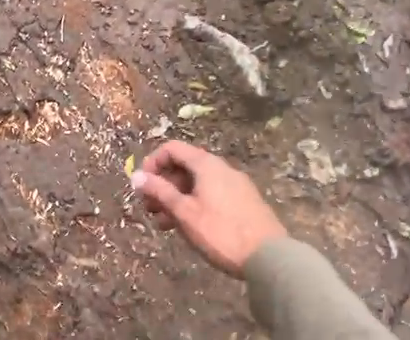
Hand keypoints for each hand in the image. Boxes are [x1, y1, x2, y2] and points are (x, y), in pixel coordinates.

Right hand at [131, 140, 286, 276]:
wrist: (273, 261)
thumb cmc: (221, 231)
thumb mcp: (184, 212)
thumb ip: (159, 191)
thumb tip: (135, 176)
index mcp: (206, 164)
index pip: (171, 149)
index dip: (152, 162)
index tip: (143, 184)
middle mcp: (222, 169)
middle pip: (184, 167)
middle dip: (163, 185)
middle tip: (150, 207)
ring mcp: (237, 187)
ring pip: (198, 185)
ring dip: (177, 199)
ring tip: (164, 224)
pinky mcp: (247, 205)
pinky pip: (213, 196)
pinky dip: (196, 205)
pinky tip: (190, 228)